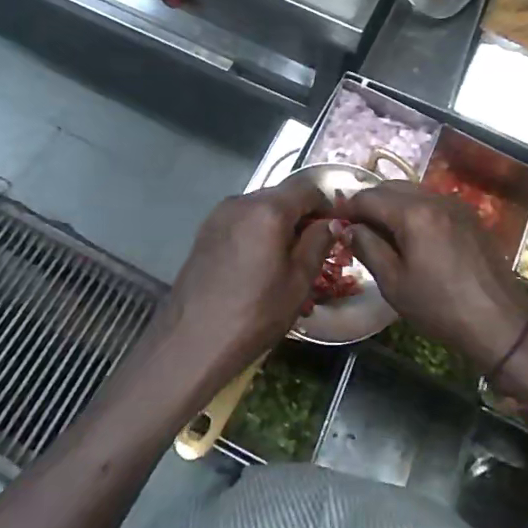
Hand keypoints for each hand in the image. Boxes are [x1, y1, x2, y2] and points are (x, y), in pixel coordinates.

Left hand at [158, 176, 333, 374]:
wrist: (192, 340)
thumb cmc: (254, 313)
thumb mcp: (297, 282)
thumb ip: (317, 243)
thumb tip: (332, 222)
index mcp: (268, 209)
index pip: (307, 187)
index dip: (326, 204)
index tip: (336, 229)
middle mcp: (241, 201)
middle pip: (281, 195)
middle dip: (301, 215)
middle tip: (315, 249)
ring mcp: (218, 215)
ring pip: (260, 208)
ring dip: (278, 224)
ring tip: (286, 261)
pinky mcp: (205, 231)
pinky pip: (241, 221)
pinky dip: (257, 232)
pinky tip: (259, 264)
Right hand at [341, 181, 527, 369]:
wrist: (500, 324)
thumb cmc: (440, 307)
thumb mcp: (394, 282)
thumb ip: (367, 247)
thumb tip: (346, 228)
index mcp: (414, 213)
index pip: (369, 197)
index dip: (348, 207)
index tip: (335, 221)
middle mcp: (434, 199)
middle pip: (391, 188)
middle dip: (369, 202)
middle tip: (355, 227)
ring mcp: (455, 206)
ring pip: (412, 192)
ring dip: (391, 205)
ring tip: (380, 231)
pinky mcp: (469, 217)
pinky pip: (432, 202)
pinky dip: (413, 210)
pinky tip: (409, 234)